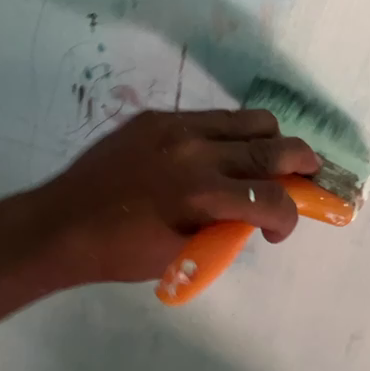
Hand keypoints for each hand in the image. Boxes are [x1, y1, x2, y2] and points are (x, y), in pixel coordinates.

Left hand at [26, 109, 321, 286]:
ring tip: (267, 160)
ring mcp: (177, 126)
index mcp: (202, 195)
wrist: (61, 223)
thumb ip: (225, 229)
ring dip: (270, 141)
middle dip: (302, 164)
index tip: (279, 228)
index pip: (272, 198)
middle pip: (275, 146)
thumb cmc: (121, 253)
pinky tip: (216, 155)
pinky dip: (228, 135)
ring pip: (250, 120)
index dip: (289, 216)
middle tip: (307, 177)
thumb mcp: (182, 254)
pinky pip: (212, 117)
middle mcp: (197, 151)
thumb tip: (254, 212)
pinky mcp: (158, 116)